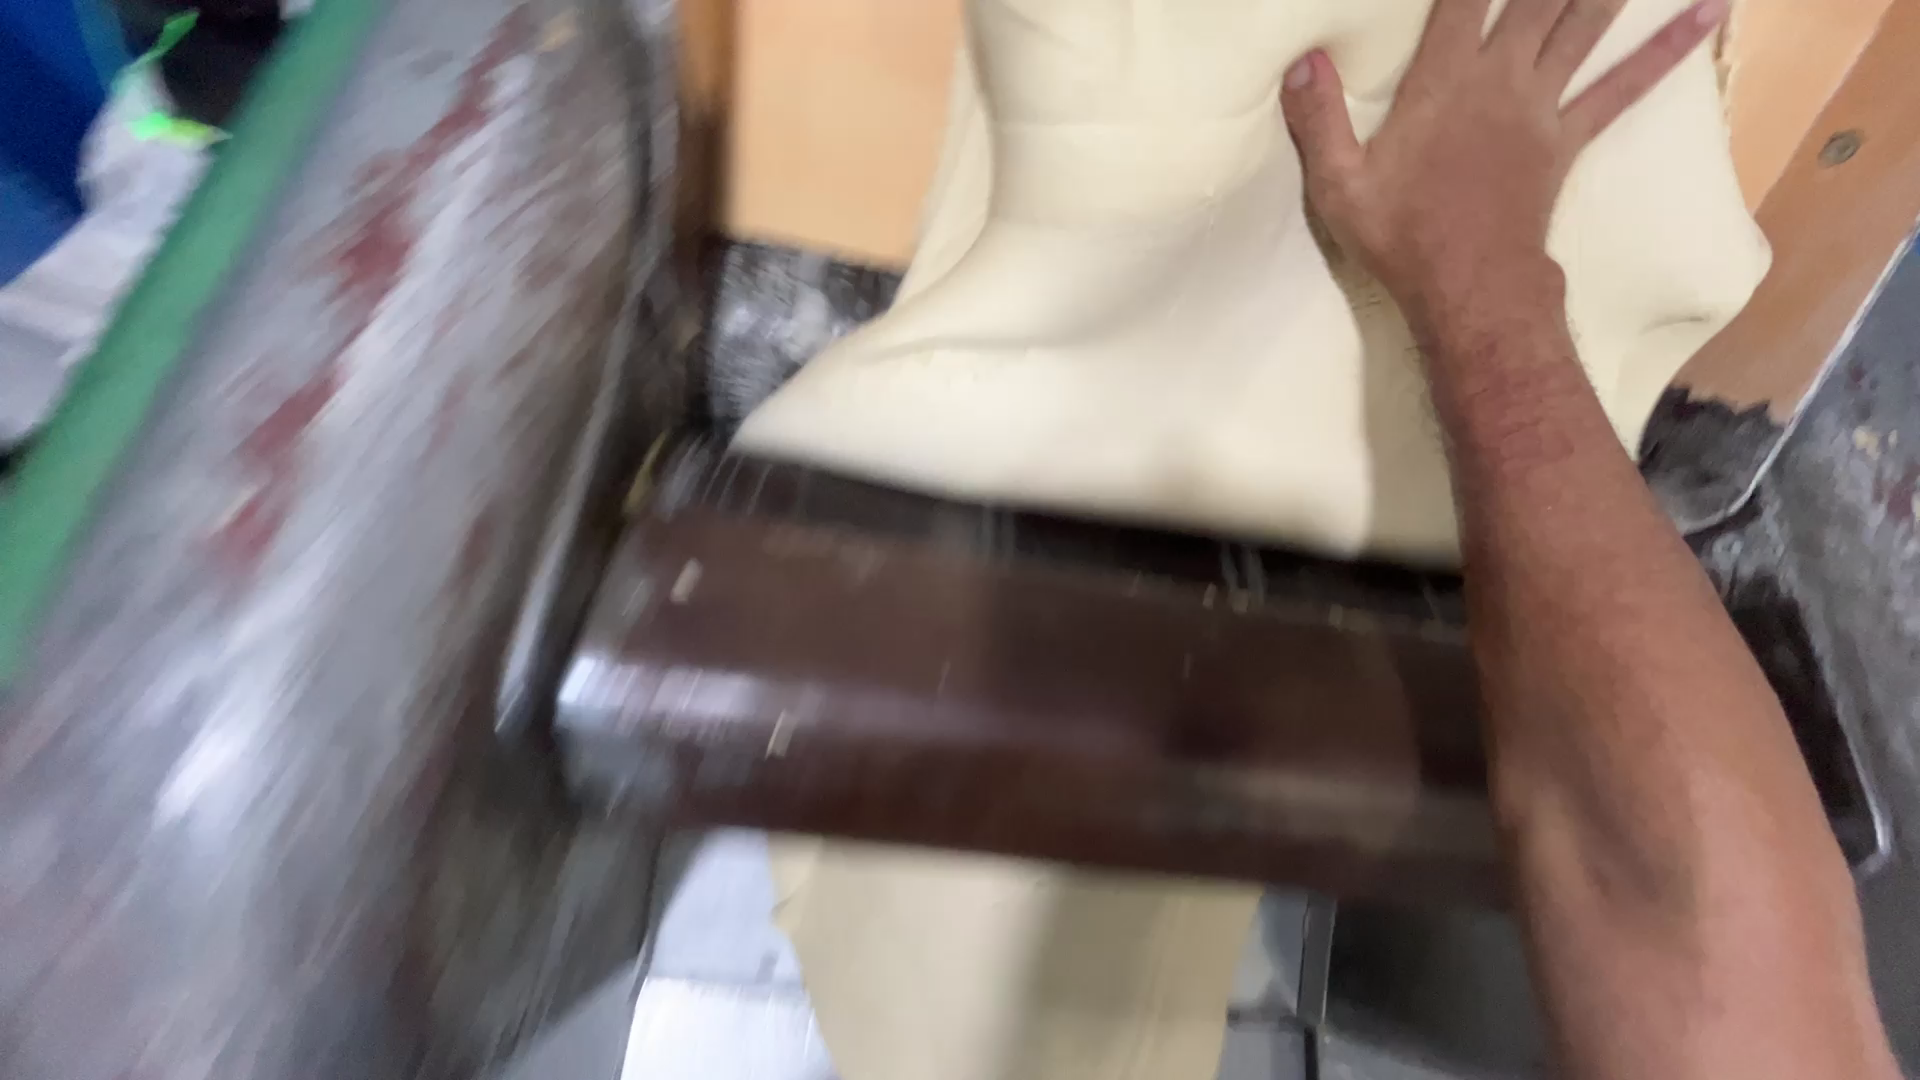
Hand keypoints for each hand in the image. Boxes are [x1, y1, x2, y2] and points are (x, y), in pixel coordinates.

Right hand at [1281, 0, 1725, 340]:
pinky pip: (1624, 86)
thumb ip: (1319, 123)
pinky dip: (1669, 48)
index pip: (1459, 1)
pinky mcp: (1566, 140)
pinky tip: (1712, 10)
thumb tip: (1302, 61)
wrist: (1466, 283)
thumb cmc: (1397, 235)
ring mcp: (1540, 106)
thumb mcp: (1338, 186)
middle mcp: (1498, 79)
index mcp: (1441, 85)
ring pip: (1584, 21)